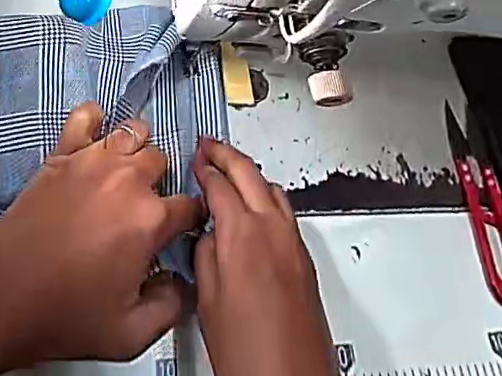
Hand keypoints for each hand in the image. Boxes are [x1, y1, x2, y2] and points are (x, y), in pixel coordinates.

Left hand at [0, 101, 201, 366]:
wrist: (8, 290)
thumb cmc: (65, 310)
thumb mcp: (129, 334)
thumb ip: (169, 308)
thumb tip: (181, 287)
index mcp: (149, 220)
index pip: (189, 206)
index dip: (190, 217)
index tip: (182, 226)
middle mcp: (127, 180)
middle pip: (160, 160)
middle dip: (159, 180)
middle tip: (146, 202)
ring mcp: (93, 160)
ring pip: (133, 131)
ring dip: (135, 148)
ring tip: (125, 170)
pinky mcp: (64, 153)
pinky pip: (85, 116)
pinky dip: (94, 119)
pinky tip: (95, 136)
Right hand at [193, 136, 336, 375]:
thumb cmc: (251, 358)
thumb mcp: (208, 299)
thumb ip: (205, 252)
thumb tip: (207, 233)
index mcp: (242, 235)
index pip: (219, 182)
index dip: (204, 166)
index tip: (195, 160)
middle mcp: (272, 231)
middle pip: (248, 172)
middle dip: (225, 154)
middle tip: (209, 146)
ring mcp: (293, 244)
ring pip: (270, 187)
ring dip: (248, 172)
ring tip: (230, 170)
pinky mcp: (306, 262)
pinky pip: (284, 211)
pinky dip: (266, 196)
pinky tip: (253, 206)